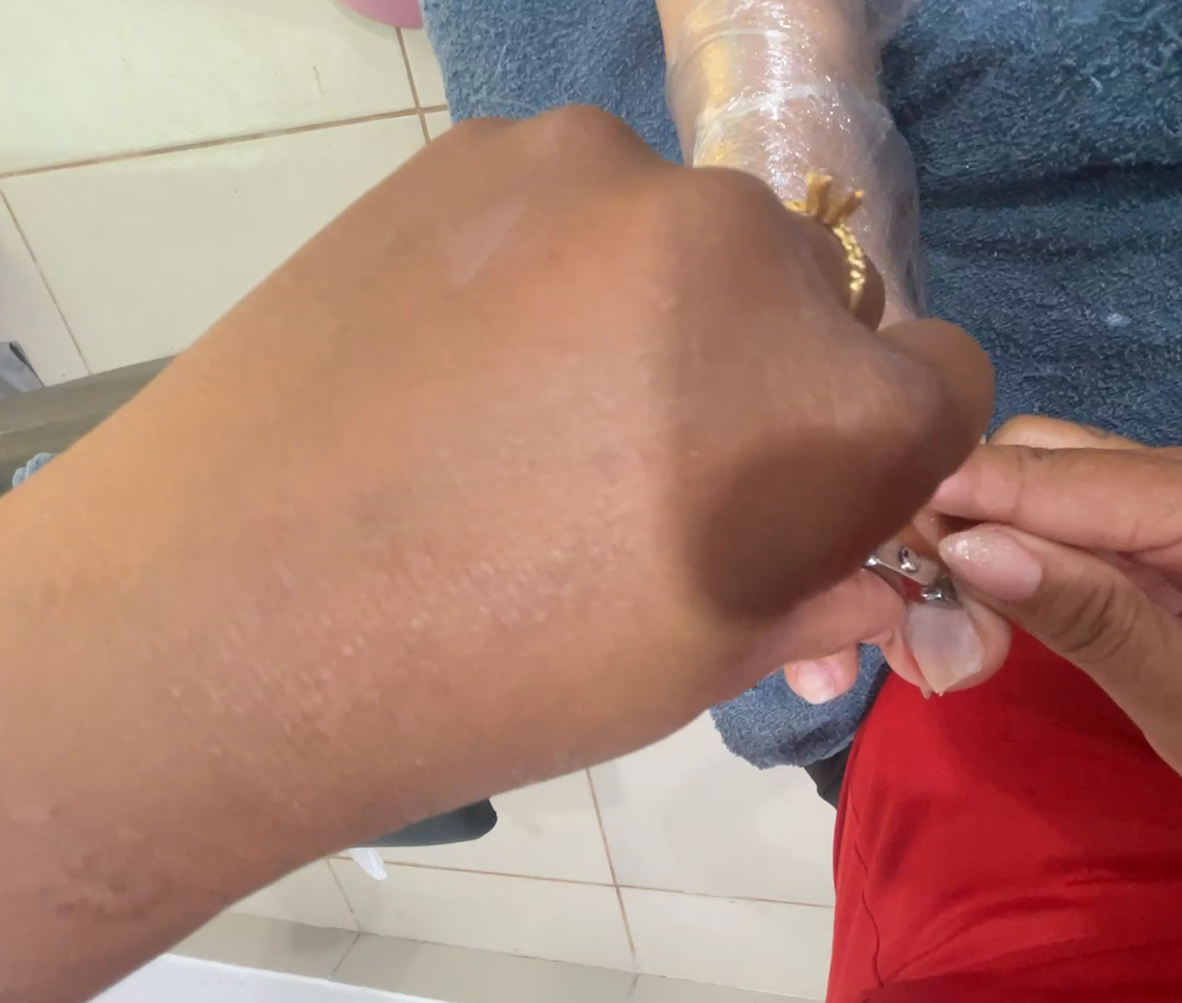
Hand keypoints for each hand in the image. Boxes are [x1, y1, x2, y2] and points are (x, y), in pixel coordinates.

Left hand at [0, 105, 991, 854]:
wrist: (232, 627)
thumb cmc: (506, 677)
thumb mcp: (704, 662)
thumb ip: (823, 591)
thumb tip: (875, 569)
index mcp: (836, 405)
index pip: (948, 381)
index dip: (891, 444)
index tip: (819, 480)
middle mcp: (754, 253)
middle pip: (825, 303)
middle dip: (776, 380)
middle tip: (663, 455)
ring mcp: (610, 176)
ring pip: (703, 245)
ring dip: (671, 316)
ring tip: (551, 406)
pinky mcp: (486, 147)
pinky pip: (585, 206)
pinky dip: (566, 271)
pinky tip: (475, 352)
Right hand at [925, 417, 1181, 880]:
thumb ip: (1091, 621)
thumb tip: (968, 547)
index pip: (1055, 478)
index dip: (955, 504)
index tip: (871, 548)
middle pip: (1041, 454)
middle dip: (963, 515)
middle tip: (917, 606)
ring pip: (1047, 470)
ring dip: (983, 527)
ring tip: (951, 608)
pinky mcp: (1181, 518)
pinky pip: (1074, 503)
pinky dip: (1020, 540)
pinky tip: (1001, 592)